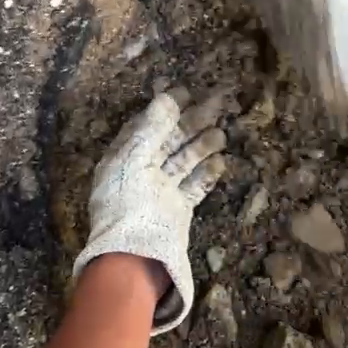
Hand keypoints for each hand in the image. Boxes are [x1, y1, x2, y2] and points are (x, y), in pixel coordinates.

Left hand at [73, 91, 232, 333]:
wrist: (134, 255)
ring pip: (185, 161)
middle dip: (192, 122)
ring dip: (202, 145)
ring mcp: (161, 191)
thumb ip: (151, 128)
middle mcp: (142, 171)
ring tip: (221, 134)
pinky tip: (220, 163)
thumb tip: (166, 98)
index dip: (166, 109)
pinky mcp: (177, 209)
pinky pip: (194, 186)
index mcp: (125, 158)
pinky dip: (207, 174)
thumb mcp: (133, 159)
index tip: (186, 92)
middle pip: (170, 140)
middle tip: (217, 104)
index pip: (147, 125)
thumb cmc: (127, 204)